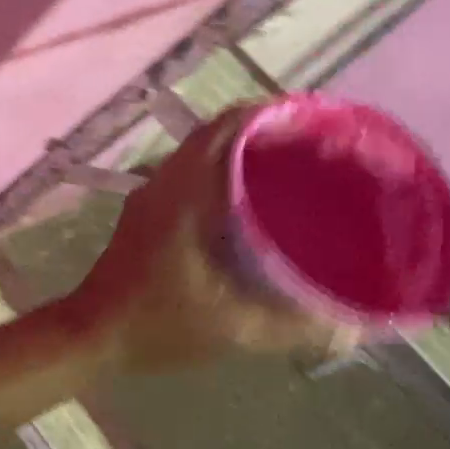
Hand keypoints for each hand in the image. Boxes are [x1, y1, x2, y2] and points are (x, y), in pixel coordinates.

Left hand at [63, 106, 347, 372]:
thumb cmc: (161, 325)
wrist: (93, 334)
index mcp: (185, 192)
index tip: (312, 120)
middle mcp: (165, 181)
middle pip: (214, 132)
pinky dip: (220, 167)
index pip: (225, 128)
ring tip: (289, 161)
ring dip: (239, 146)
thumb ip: (297, 326)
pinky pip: (188, 170)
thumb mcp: (237, 329)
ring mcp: (151, 193)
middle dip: (262, 128)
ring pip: (199, 150)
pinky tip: (248, 194)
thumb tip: (355, 327)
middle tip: (312, 142)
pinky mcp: (146, 210)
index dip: (267, 113)